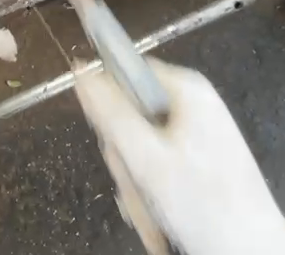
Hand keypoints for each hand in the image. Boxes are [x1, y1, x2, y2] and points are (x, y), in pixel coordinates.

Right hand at [74, 60, 284, 254]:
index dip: (109, 105)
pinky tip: (162, 215)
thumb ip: (110, 112)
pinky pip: (160, 162)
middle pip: (132, 113)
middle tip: (137, 185)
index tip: (112, 141)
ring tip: (152, 210)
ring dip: (138, 179)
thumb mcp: (147, 159)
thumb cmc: (204, 205)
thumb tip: (80, 69)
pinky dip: (154, 188)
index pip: (125, 73)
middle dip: (127, 156)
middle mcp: (194, 102)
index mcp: (186, 88)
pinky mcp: (203, 159)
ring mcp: (200, 132)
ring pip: (143, 143)